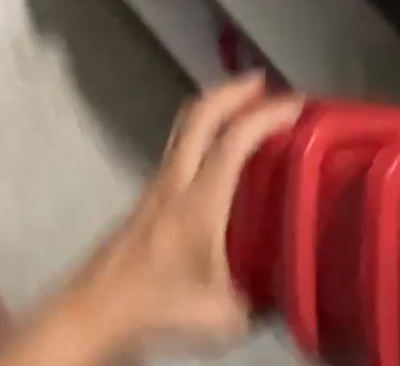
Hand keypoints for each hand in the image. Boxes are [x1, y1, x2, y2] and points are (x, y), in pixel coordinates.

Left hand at [56, 73, 301, 354]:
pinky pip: (180, 142)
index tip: (296, 105)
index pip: (233, 142)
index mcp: (199, 201)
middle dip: (232, 90)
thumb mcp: (227, 316)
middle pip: (200, 114)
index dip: (265, 117)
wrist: (99, 305)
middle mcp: (175, 178)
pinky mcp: (149, 190)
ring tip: (243, 103)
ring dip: (215, 105)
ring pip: (185, 124)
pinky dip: (203, 128)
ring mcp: (158, 180)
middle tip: (263, 82)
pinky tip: (219, 146)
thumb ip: (266, 300)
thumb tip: (300, 290)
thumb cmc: (162, 306)